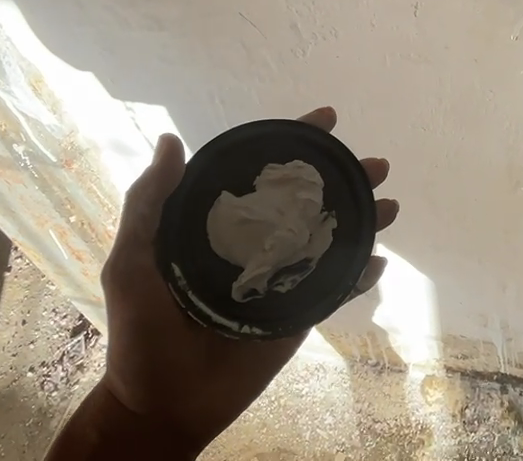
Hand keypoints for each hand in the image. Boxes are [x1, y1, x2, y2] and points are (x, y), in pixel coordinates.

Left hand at [98, 107, 398, 448]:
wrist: (161, 406)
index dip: (297, 140)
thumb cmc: (141, 333)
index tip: (327, 117)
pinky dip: (360, 274)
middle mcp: (262, 240)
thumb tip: (171, 141)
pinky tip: (377, 261)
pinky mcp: (300, 312)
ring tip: (389, 205)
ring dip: (365, 218)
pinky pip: (337, 288)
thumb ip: (148, 205)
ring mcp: (285, 276)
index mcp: (226, 223)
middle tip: (376, 164)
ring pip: (333, 237)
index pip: (266, 171)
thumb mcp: (132, 264)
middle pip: (312, 198)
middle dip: (348, 176)